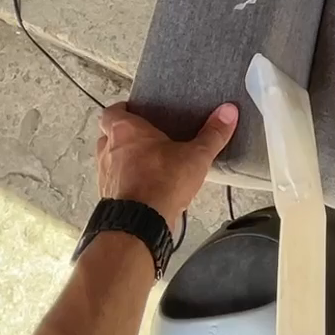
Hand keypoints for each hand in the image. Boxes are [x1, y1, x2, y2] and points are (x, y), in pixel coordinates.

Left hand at [96, 102, 237, 234]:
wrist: (139, 224)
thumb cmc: (161, 182)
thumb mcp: (195, 155)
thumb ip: (213, 133)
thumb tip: (228, 111)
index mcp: (125, 130)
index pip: (112, 111)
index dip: (122, 110)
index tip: (135, 111)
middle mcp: (109, 150)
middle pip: (107, 135)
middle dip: (122, 135)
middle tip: (144, 137)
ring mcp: (105, 175)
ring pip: (108, 160)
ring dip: (121, 160)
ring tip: (145, 163)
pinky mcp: (108, 198)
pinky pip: (114, 184)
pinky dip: (124, 183)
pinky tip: (144, 188)